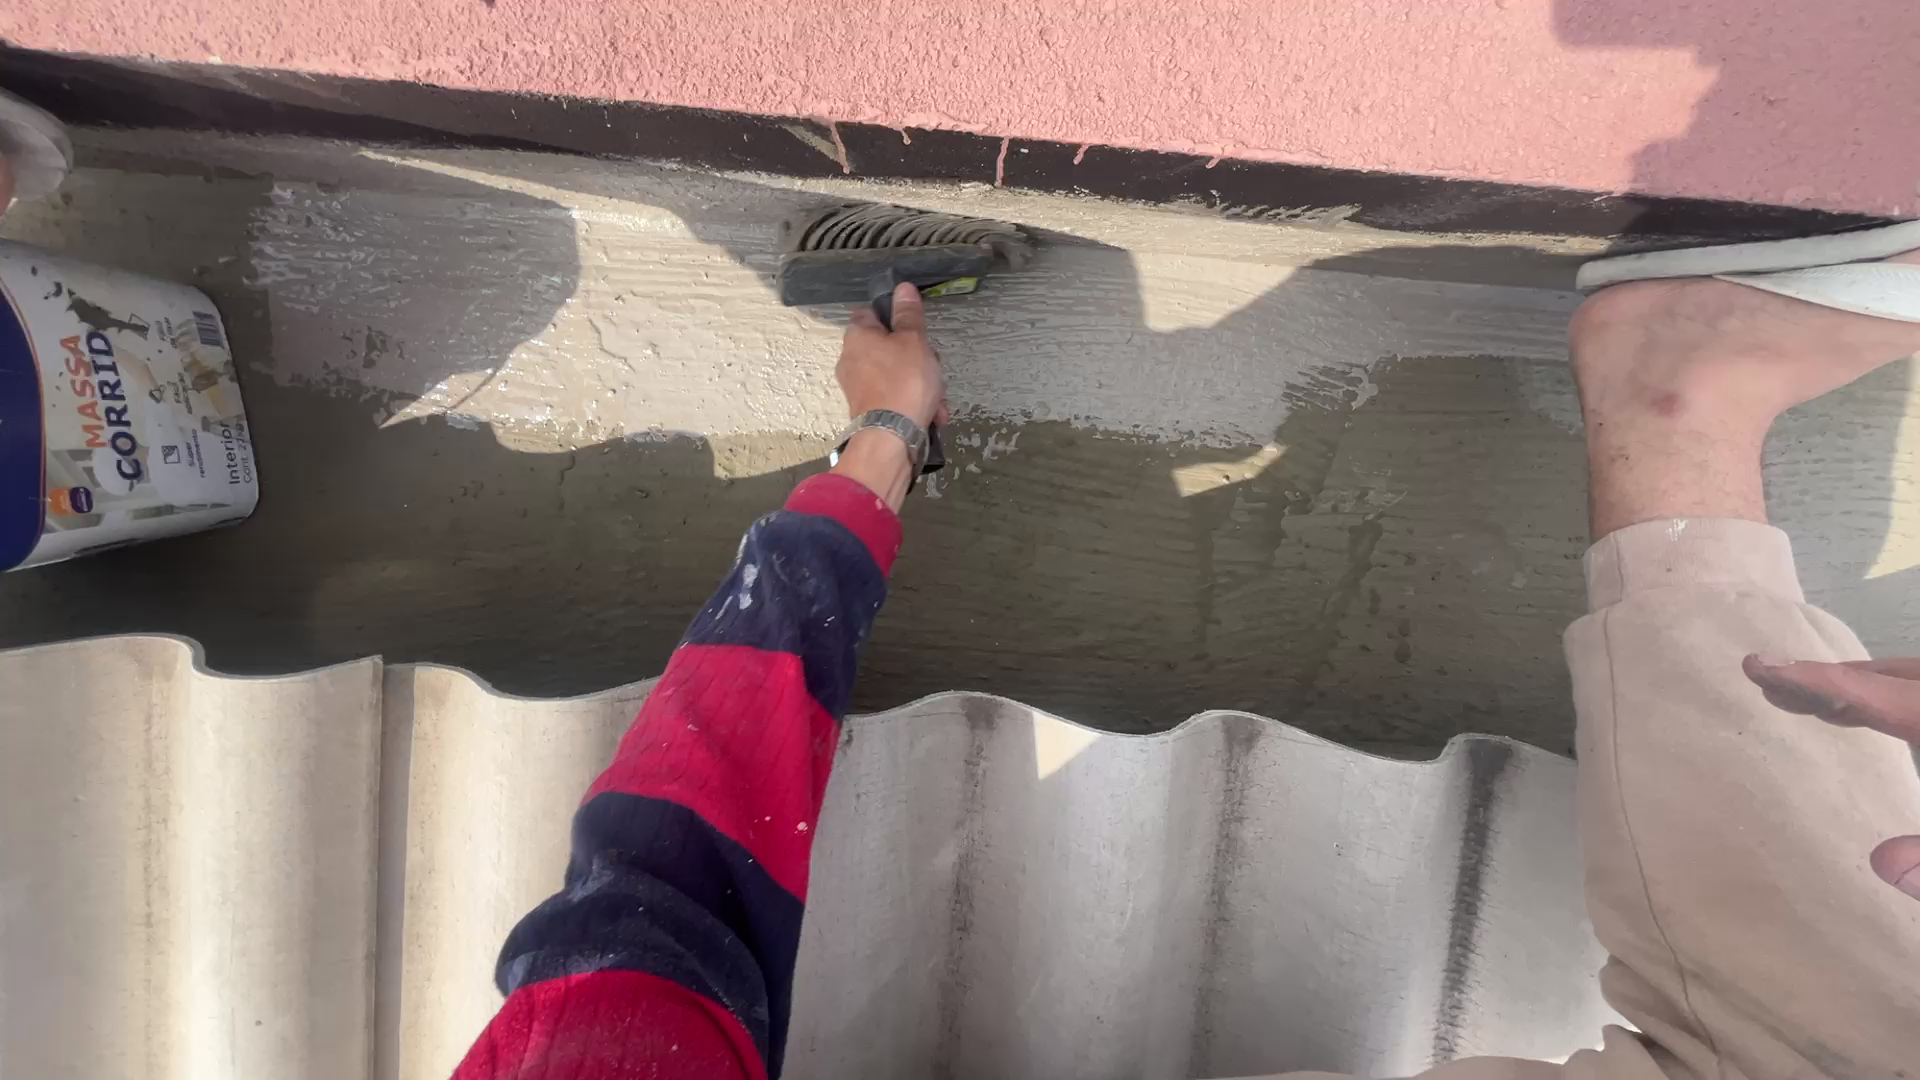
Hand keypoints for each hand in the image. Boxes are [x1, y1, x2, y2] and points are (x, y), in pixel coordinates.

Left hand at [830, 283, 949, 511]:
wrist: (891, 438)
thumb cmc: (903, 382)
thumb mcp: (914, 341)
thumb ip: (909, 315)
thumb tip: (903, 288)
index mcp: (857, 336)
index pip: (872, 313)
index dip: (897, 319)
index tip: (917, 330)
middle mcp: (851, 360)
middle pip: (890, 348)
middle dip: (919, 360)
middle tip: (933, 368)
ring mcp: (859, 389)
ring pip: (898, 377)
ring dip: (923, 386)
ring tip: (937, 400)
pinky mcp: (868, 413)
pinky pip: (896, 400)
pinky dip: (914, 405)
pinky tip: (932, 415)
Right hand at [1743, 654, 1919, 899]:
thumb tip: (1882, 869)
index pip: (1881, 695)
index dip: (1816, 679)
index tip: (1754, 664)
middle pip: (1905, 679)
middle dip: (1840, 677)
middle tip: (1772, 681)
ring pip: (1919, 686)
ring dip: (1869, 688)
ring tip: (1816, 700)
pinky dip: (1897, 701)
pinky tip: (1873, 720)